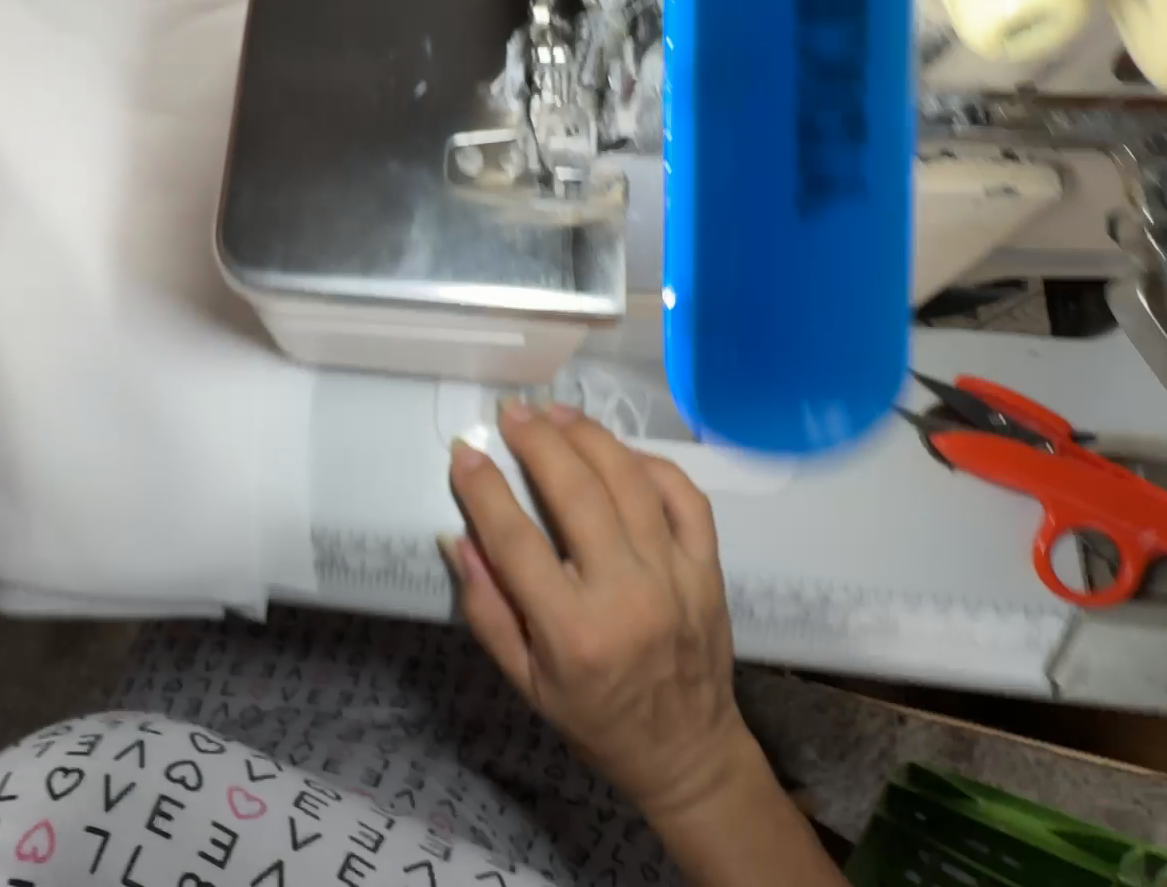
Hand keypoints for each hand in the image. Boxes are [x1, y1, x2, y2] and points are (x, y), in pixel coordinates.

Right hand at [439, 400, 756, 818]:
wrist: (686, 753)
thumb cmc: (593, 719)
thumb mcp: (524, 680)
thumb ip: (486, 609)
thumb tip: (459, 539)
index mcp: (573, 631)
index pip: (516, 541)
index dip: (483, 489)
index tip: (463, 452)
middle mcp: (627, 594)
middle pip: (578, 494)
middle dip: (538, 441)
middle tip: (512, 412)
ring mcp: (676, 576)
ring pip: (631, 482)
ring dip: (589, 437)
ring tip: (555, 412)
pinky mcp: (708, 568)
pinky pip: (685, 497)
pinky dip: (651, 463)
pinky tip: (618, 450)